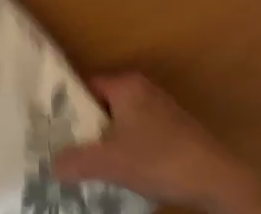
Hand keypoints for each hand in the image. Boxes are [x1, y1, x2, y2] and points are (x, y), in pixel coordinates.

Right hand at [52, 74, 260, 213]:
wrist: (212, 176)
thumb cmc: (158, 158)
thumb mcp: (111, 162)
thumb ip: (77, 160)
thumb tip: (52, 163)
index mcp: (126, 85)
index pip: (86, 85)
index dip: (66, 104)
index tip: (48, 124)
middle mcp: (142, 89)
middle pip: (102, 104)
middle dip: (84, 127)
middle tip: (61, 148)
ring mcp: (159, 109)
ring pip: (119, 121)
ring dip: (104, 141)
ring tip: (83, 164)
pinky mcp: (171, 129)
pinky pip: (136, 133)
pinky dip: (123, 148)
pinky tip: (116, 171)